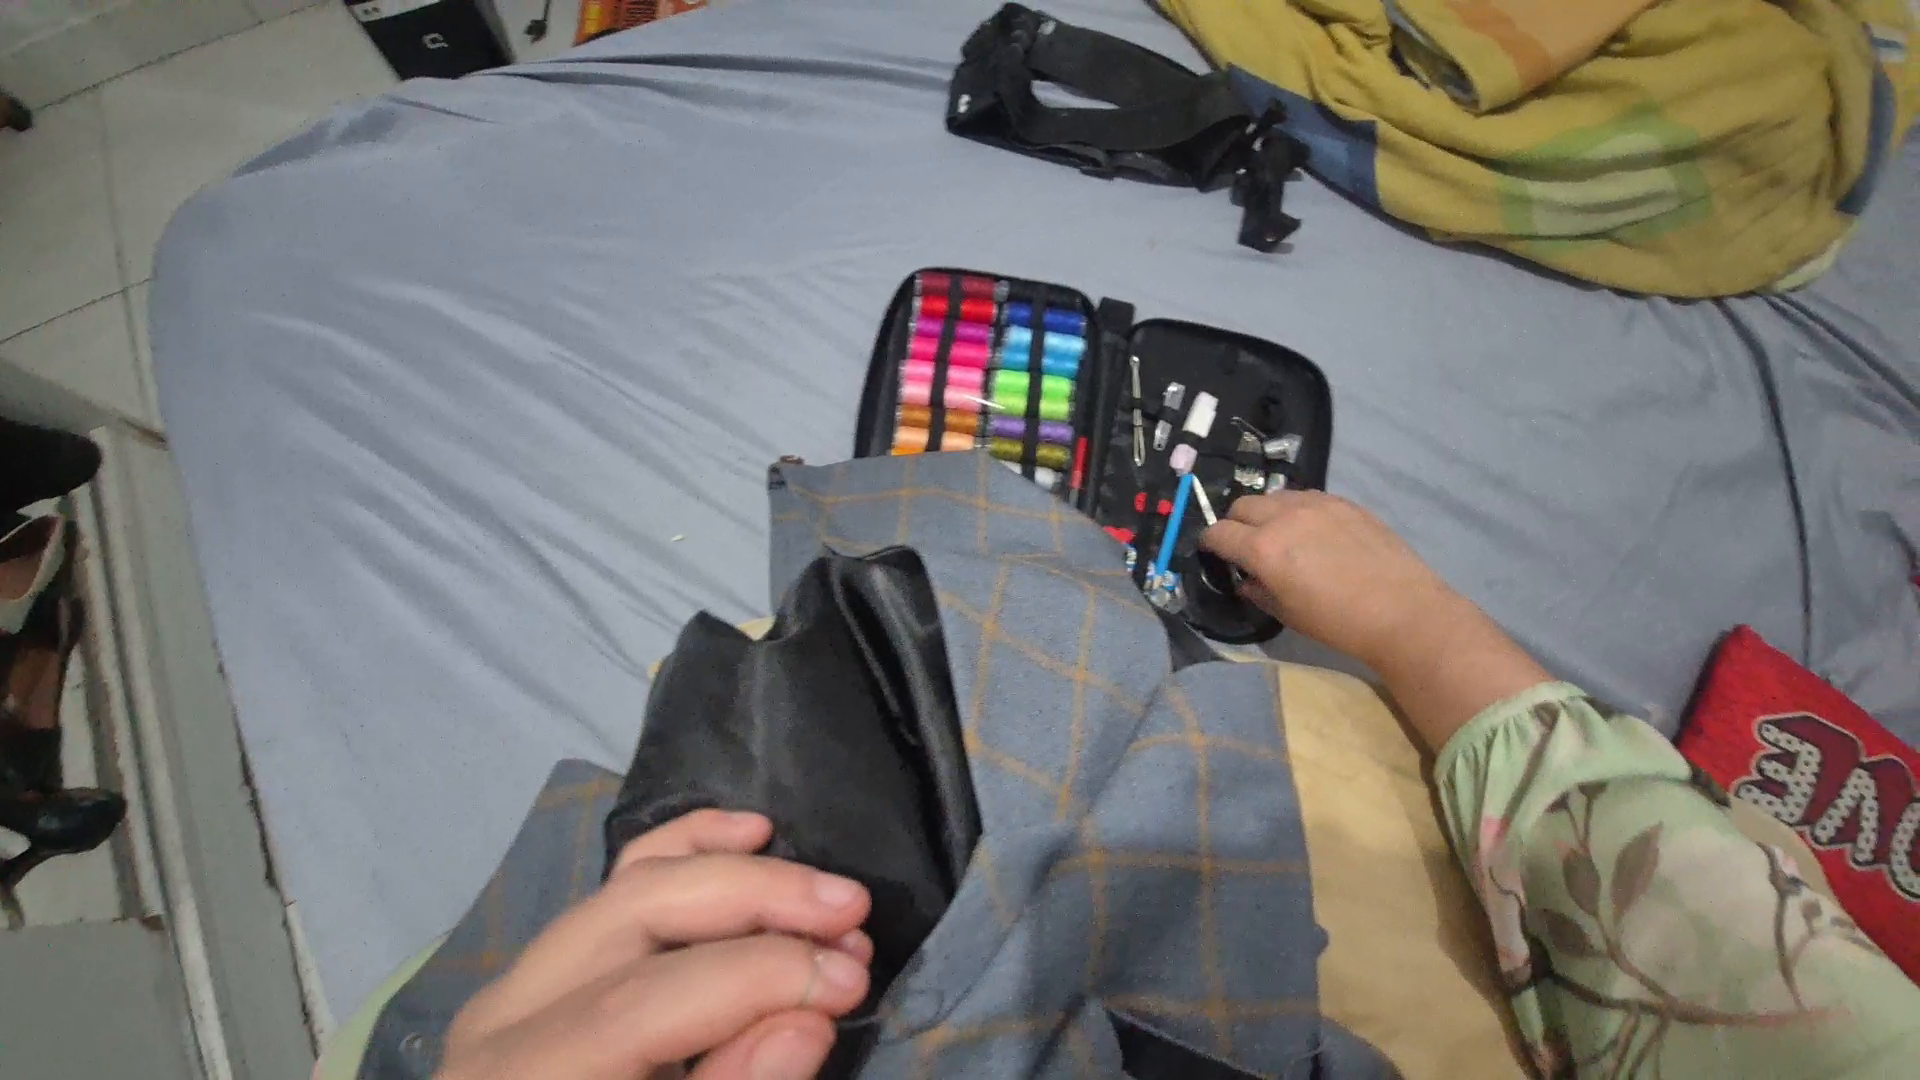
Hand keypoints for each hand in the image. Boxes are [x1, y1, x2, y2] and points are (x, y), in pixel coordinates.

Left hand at [437, 809, 872, 1079]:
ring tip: (825, 887)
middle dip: (763, 900)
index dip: (759, 978)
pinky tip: (752, 830)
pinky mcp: (558, 959)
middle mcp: (502, 1015)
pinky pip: (627, 874)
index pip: (641, 1003)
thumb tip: (809, 1017)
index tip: (851, 978)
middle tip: (851, 914)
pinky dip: (694, 841)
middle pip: (641, 911)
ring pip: (637, 878)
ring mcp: (526, 977)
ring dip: (743, 869)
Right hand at [1201, 491, 1550, 751]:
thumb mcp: (1286, 613)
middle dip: (1234, 524)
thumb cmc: (1338, 622)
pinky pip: (1306, 497)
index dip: (1209, 543)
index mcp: (1263, 549)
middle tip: (1245, 545)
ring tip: (1279, 535)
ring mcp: (1317, 505)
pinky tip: (1311, 531)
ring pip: (1273, 497)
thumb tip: (1247, 579)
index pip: (1218, 533)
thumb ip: (1257, 590)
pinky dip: (1296, 509)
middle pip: (1241, 506)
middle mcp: (1284, 518)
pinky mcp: (1344, 503)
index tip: (1213, 553)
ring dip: (1265, 513)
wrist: (1403, 612)